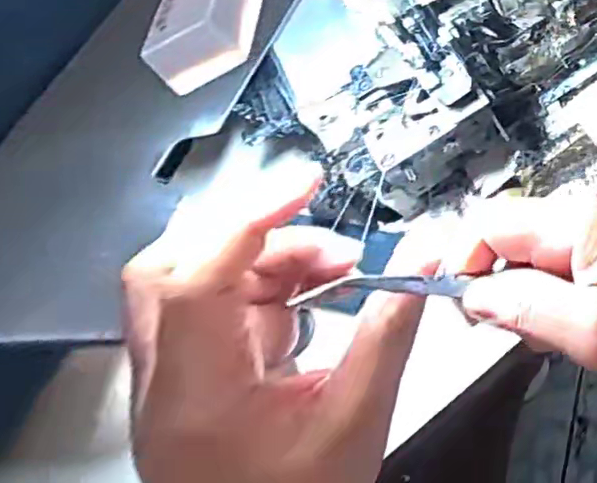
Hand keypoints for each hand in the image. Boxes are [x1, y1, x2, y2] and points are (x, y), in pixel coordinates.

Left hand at [122, 165, 434, 482]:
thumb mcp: (361, 411)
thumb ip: (392, 325)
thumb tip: (425, 255)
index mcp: (197, 396)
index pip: (195, 284)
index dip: (248, 221)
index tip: (306, 184)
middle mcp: (172, 379)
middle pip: (173, 268)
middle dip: (252, 225)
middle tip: (316, 209)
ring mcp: (183, 373)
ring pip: (208, 272)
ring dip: (280, 249)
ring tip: (345, 261)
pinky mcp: (207, 367)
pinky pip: (232, 293)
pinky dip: (281, 273)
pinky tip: (326, 283)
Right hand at [452, 188, 596, 383]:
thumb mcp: (595, 329)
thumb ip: (526, 308)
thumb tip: (475, 293)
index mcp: (576, 218)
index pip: (488, 221)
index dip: (464, 264)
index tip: (467, 311)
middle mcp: (585, 207)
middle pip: (509, 235)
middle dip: (502, 286)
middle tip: (527, 331)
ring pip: (535, 252)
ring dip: (533, 294)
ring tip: (566, 330)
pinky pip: (564, 259)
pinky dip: (559, 291)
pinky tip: (585, 319)